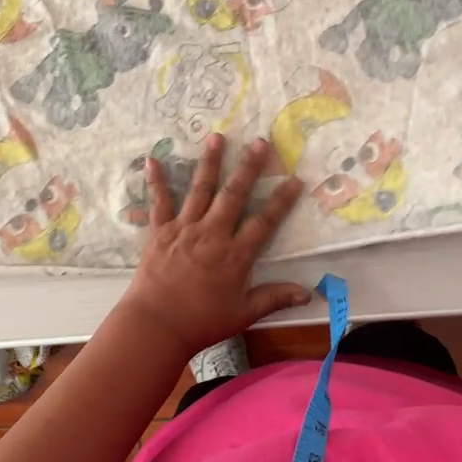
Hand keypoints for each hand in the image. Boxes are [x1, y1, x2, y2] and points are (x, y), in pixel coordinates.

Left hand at [116, 133, 310, 356]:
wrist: (157, 324)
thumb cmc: (202, 322)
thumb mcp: (244, 314)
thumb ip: (274, 298)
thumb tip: (308, 292)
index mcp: (235, 255)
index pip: (264, 222)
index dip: (281, 201)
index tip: (295, 180)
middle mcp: (212, 234)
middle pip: (234, 195)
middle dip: (249, 167)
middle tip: (260, 142)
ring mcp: (184, 229)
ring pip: (200, 189)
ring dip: (210, 162)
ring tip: (217, 137)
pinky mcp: (160, 232)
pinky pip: (158, 202)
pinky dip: (156, 181)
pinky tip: (153, 159)